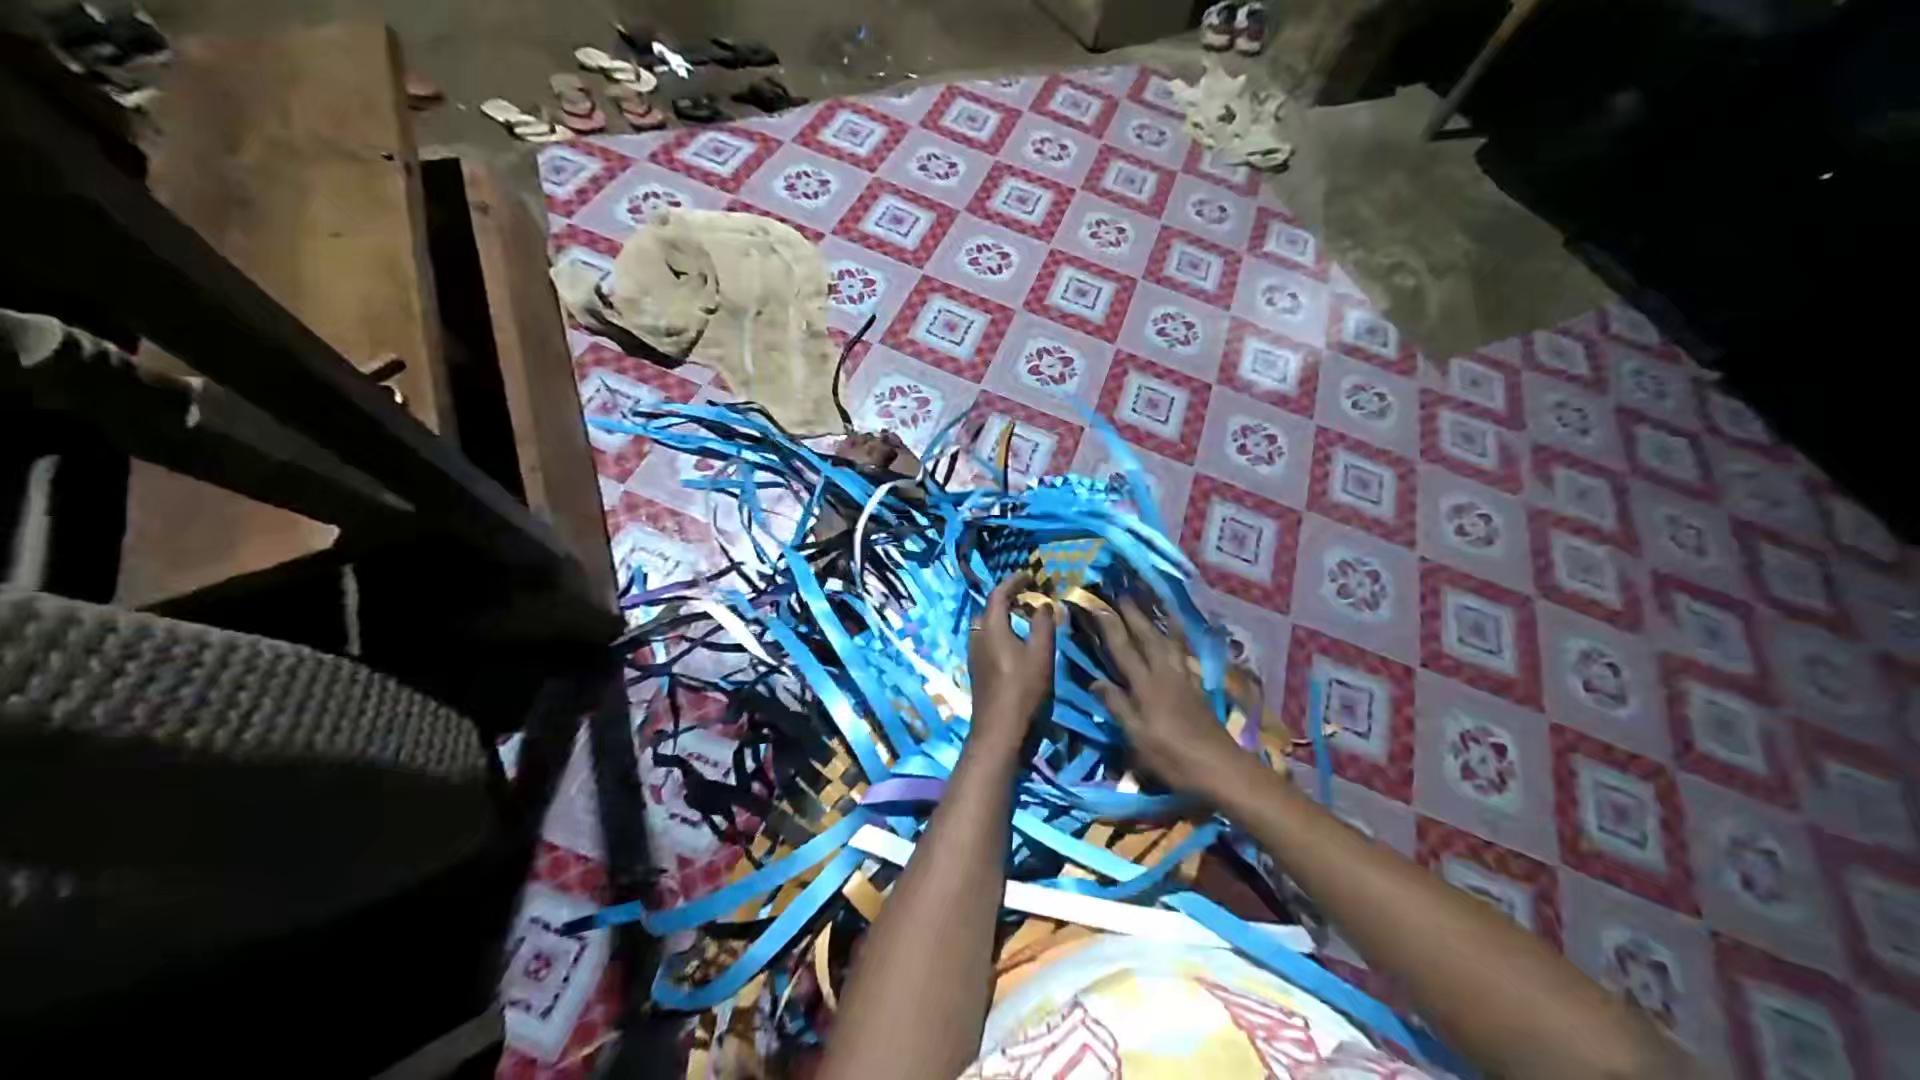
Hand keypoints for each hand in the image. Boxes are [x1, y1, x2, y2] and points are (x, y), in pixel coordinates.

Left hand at [967, 574, 1056, 746]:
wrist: (999, 728)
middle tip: (1029, 595)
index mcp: (990, 627)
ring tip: (1025, 616)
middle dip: (1008, 597)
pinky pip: (987, 638)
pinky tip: (1017, 641)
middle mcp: (977, 636)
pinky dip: (1001, 630)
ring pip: (987, 624)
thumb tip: (1043, 604)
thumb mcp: (1040, 653)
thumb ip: (1042, 624)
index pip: (998, 594)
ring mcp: (974, 653)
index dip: (1013, 582)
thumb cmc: (1022, 688)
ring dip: (1004, 615)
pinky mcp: (977, 668)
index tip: (1029, 575)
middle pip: (989, 608)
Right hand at [1092, 599, 1248, 798]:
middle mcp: (1165, 675)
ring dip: (1158, 618)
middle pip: (1148, 638)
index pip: (1124, 650)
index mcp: (1146, 686)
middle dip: (1134, 614)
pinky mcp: (1197, 686)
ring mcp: (1184, 678)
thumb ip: (1118, 706)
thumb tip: (1095, 680)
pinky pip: (1184, 651)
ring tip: (1154, 600)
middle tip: (1123, 592)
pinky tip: (1177, 632)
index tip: (1098, 605)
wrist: (1221, 768)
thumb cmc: (1173, 757)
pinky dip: (1179, 636)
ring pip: (1168, 640)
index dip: (1110, 627)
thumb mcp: (1138, 737)